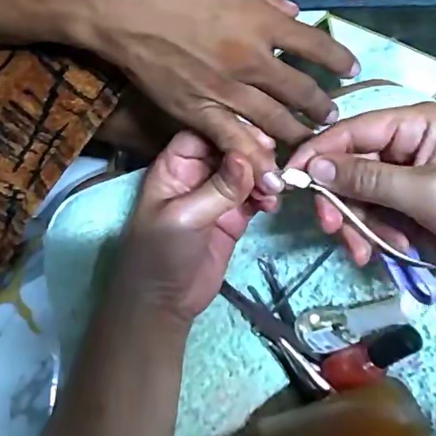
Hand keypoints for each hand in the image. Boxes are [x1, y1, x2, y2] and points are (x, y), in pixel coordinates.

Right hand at [86, 0, 356, 190]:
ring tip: (309, 137)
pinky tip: (270, 169)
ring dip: (297, 130)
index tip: (350, 68)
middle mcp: (251, 61)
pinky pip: (231, 139)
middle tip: (329, 113)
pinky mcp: (195, 110)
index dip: (339, 59)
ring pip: (273, 121)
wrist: (120, 5)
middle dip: (321, 105)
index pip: (316, 45)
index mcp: (260, 22)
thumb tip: (293, 16)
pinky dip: (254, 156)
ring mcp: (224, 90)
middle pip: (300, 91)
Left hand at [114, 132, 260, 322]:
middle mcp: (196, 174)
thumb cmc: (160, 254)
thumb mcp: (184, 218)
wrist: (163, 303)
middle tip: (273, 163)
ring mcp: (216, 195)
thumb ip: (218, 189)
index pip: (204, 133)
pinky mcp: (232, 216)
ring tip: (276, 188)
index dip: (229, 131)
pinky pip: (254, 196)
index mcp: (174, 166)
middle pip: (229, 149)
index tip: (258, 138)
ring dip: (264, 175)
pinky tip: (273, 204)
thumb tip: (247, 157)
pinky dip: (266, 196)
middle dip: (253, 153)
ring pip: (246, 171)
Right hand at [286, 102, 435, 282]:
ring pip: (354, 195)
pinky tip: (389, 252)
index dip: (318, 153)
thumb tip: (313, 166)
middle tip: (332, 227)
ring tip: (367, 250)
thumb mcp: (428, 192)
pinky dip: (371, 235)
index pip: (351, 130)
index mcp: (413, 125)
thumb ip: (368, 178)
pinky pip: (370, 216)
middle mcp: (403, 146)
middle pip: (346, 164)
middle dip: (338, 198)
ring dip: (356, 223)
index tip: (289, 179)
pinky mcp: (404, 208)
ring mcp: (403, 178)